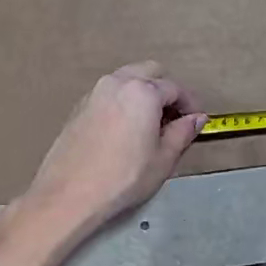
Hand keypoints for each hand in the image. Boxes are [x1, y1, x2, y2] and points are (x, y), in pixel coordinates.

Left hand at [13, 62, 206, 236]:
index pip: (174, 88)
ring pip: (127, 79)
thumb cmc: (122, 178)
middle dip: (166, 90)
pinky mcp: (79, 106)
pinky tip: (126, 129)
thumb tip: (196, 119)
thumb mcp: (163, 159)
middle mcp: (117, 83)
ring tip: (151, 124)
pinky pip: (109, 93)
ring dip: (143, 93)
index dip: (189, 104)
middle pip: (150, 72)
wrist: (70, 193)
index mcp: (142, 91)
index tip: (195, 120)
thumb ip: (182, 133)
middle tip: (174, 118)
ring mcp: (95, 92)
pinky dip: (123, 101)